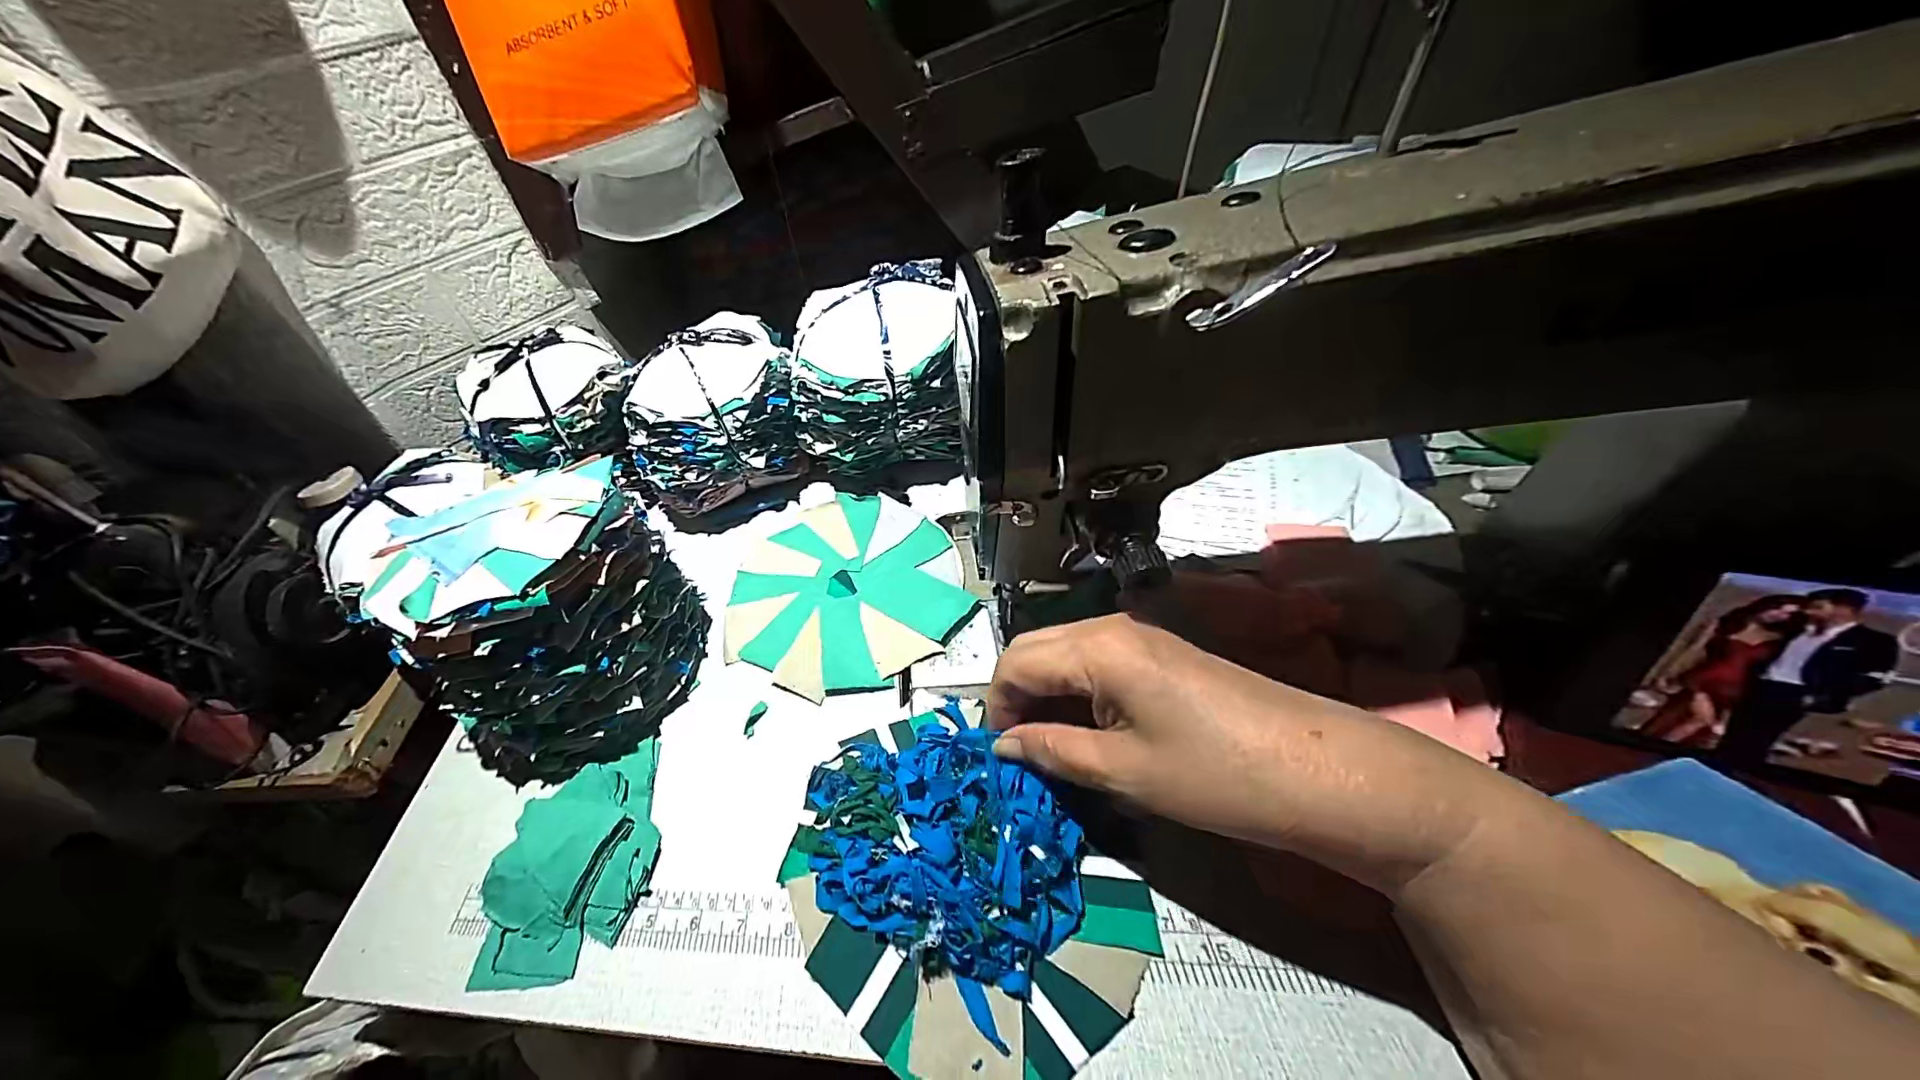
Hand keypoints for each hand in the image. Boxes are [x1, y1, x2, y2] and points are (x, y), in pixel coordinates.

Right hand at [987, 614, 1530, 896]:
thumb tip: (1004, 744)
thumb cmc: (1216, 774)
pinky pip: (1097, 662)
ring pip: (1065, 654)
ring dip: (1046, 693)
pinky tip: (1090, 730)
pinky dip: (1077, 691)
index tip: (1000, 754)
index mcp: (1098, 647)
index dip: (995, 706)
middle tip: (1020, 750)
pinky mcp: (1163, 653)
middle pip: (1035, 648)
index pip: (1015, 662)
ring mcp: (1142, 636)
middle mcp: (1113, 628)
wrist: (1321, 770)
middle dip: (1015, 694)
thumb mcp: (1125, 772)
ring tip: (1052, 747)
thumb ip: (1053, 751)